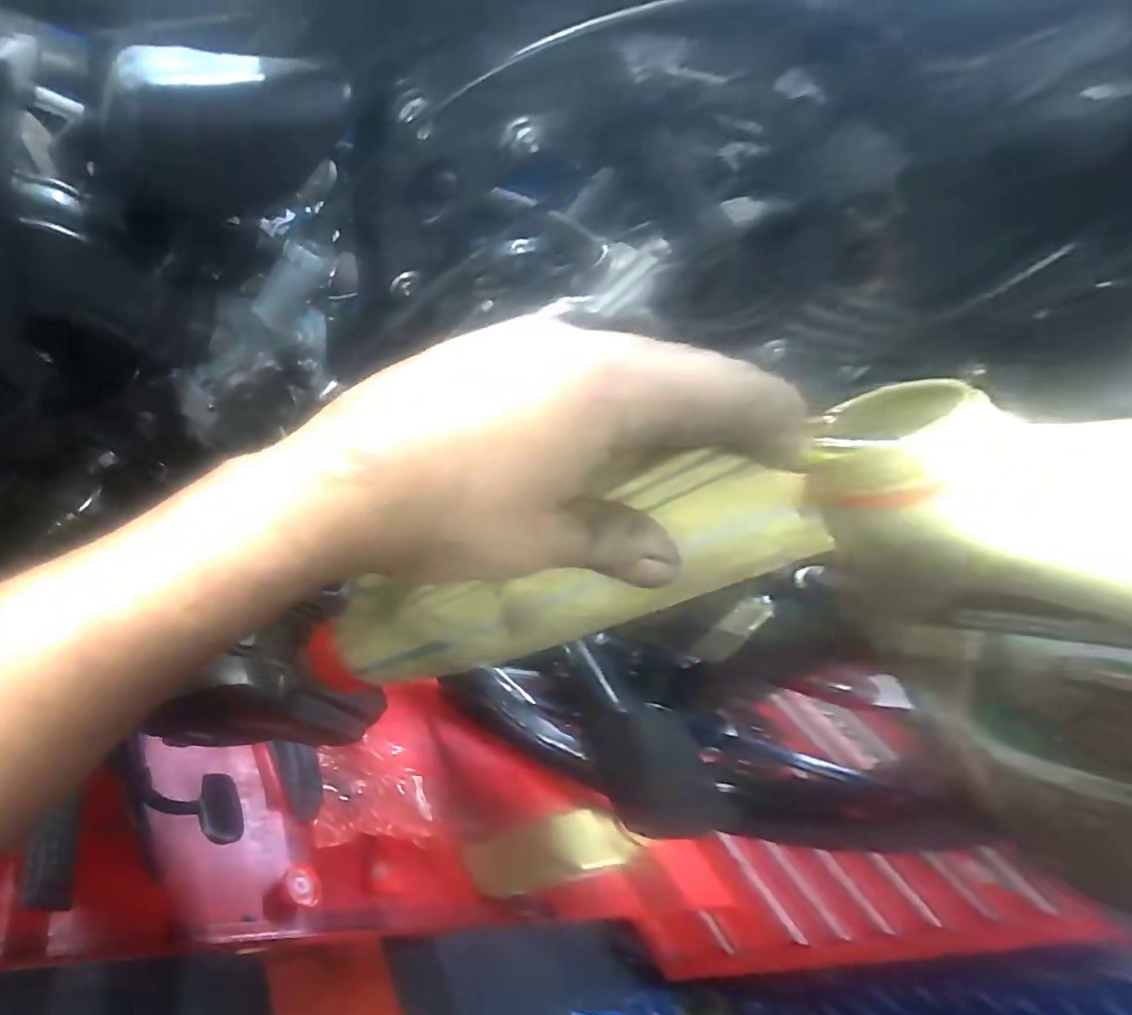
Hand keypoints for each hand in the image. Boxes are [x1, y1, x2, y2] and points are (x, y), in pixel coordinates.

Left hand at [276, 316, 805, 584]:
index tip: (795, 445)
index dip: (770, 416)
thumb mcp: (542, 539)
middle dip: (704, 410)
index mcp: (611, 382)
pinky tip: (561, 431)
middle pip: (667, 368)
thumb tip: (664, 558)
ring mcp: (511, 338)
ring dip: (638, 403)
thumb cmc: (452, 517)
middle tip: (727, 450)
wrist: (336, 485)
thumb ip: (612, 539)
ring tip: (646, 446)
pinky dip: (579, 398)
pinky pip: (550, 368)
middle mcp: (570, 341)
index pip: (723, 387)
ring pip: (605, 363)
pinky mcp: (466, 350)